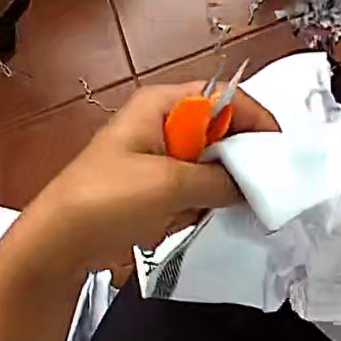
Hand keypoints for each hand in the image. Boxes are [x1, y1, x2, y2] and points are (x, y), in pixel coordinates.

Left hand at [18, 82, 278, 269]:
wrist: (62, 242)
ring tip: (243, 205)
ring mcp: (165, 160)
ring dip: (227, 186)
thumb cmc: (106, 198)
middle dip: (243, 158)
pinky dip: (210, 204)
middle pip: (223, 133)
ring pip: (216, 165)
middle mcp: (167, 126)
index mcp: (163, 106)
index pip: (225, 98)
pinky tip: (213, 218)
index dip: (255, 120)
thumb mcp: (170, 184)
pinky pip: (202, 190)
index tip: (279, 150)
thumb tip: (251, 186)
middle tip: (268, 183)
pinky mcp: (163, 189)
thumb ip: (220, 180)